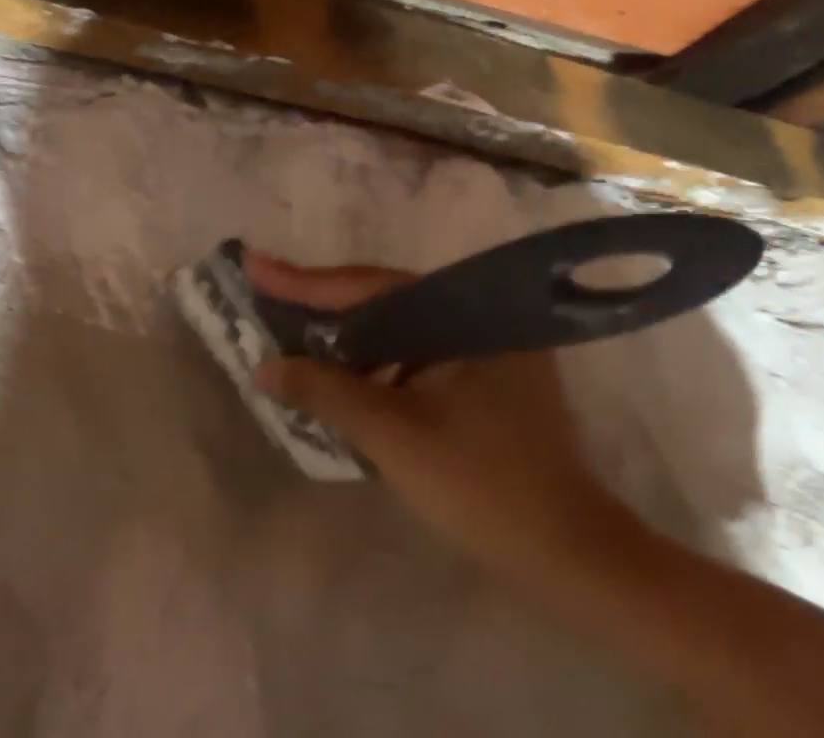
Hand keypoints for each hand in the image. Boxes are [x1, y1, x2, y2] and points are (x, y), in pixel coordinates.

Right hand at [244, 250, 642, 596]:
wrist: (570, 558)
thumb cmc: (482, 486)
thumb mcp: (392, 434)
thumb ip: (325, 391)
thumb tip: (265, 365)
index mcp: (471, 319)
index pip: (371, 288)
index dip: (304, 281)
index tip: (252, 264)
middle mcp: (482, 325)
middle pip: (384, 303)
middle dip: (321, 306)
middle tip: (264, 296)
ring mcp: (485, 359)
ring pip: (397, 334)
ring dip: (345, 341)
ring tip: (290, 340)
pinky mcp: (483, 392)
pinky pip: (412, 363)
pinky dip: (371, 369)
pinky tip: (338, 382)